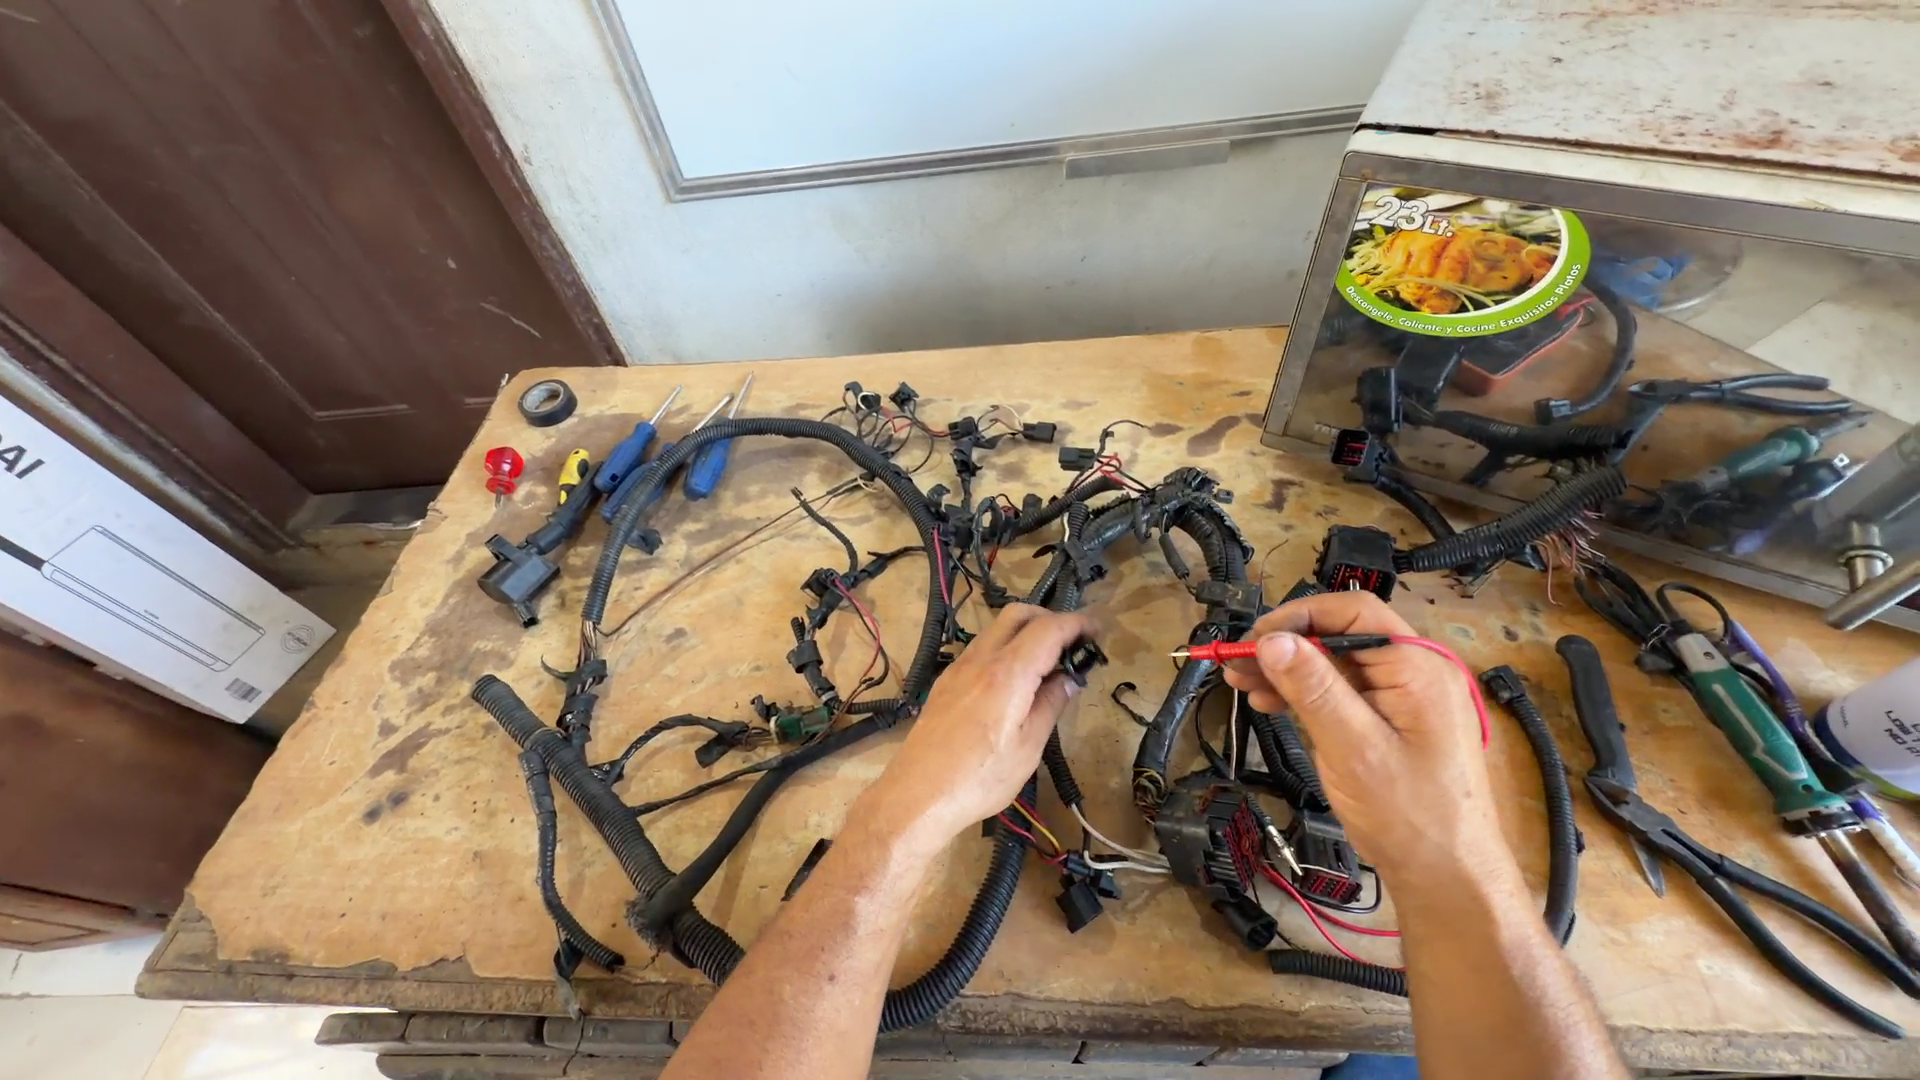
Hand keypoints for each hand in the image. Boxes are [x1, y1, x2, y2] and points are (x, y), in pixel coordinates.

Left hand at [863, 604, 1094, 844]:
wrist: (918, 796)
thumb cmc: (979, 779)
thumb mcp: (1028, 748)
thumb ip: (1050, 705)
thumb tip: (1069, 678)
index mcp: (1007, 674)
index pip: (1048, 630)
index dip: (1077, 624)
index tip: (1097, 631)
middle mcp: (980, 660)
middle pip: (1018, 614)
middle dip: (1050, 618)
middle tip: (1073, 643)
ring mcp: (959, 669)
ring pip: (997, 628)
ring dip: (1026, 632)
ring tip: (1048, 662)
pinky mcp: (947, 682)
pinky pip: (982, 648)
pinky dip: (1006, 647)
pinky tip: (1016, 679)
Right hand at [1220, 592, 1512, 887]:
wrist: (1448, 879)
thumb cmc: (1408, 815)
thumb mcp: (1353, 747)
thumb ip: (1313, 689)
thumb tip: (1271, 640)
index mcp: (1418, 666)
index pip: (1353, 612)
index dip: (1298, 617)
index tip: (1253, 640)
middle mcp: (1414, 671)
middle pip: (1339, 636)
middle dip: (1284, 646)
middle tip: (1236, 664)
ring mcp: (1403, 697)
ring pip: (1334, 663)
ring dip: (1286, 670)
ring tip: (1241, 683)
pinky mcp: (1390, 720)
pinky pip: (1341, 691)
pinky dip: (1303, 693)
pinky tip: (1270, 703)